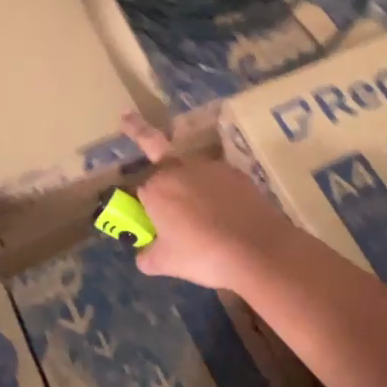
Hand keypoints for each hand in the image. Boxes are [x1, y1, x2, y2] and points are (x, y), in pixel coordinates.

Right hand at [120, 116, 298, 292]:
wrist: (257, 252)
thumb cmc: (202, 256)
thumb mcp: (165, 264)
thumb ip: (146, 256)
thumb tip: (143, 255)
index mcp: (155, 187)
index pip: (139, 188)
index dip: (143, 204)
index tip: (149, 219)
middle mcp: (178, 169)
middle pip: (157, 153)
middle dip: (140, 133)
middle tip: (128, 122)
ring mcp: (210, 167)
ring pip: (191, 169)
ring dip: (190, 181)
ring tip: (203, 213)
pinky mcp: (236, 173)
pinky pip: (218, 179)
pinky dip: (217, 191)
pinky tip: (227, 214)